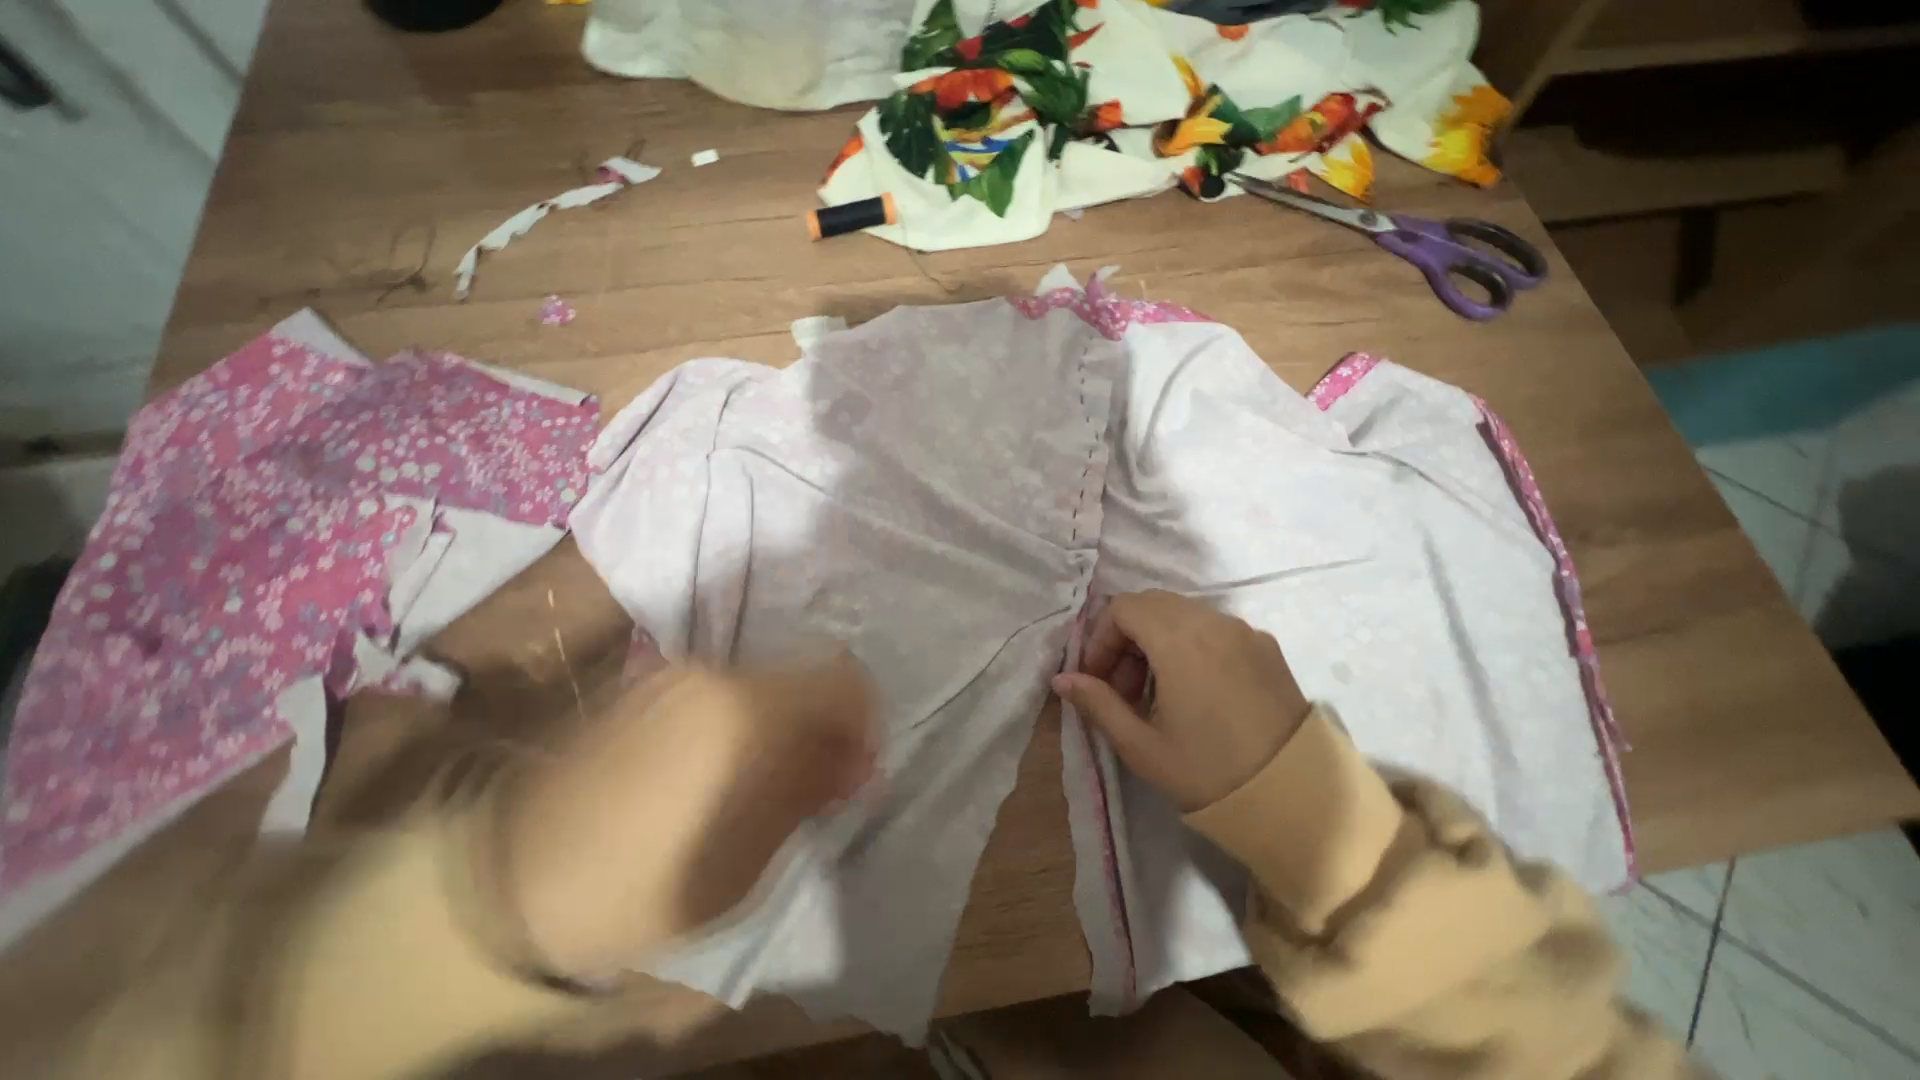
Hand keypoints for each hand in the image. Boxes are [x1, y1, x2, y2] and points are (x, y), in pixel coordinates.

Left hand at [498, 658, 875, 976]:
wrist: (507, 880)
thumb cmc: (639, 886)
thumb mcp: (742, 863)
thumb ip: (807, 795)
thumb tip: (858, 763)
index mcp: (744, 711)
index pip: (845, 683)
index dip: (864, 725)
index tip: (853, 775)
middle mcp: (711, 674)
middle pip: (803, 677)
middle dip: (822, 727)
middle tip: (814, 788)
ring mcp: (671, 675)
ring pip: (761, 682)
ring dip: (780, 724)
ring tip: (763, 785)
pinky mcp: (641, 688)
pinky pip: (718, 691)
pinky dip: (740, 720)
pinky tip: (715, 771)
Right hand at [1053, 591, 1309, 811]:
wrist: (1294, 796)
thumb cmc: (1208, 771)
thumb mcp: (1142, 745)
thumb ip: (1098, 703)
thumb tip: (1062, 680)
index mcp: (1179, 640)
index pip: (1124, 608)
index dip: (1100, 639)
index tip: (1097, 680)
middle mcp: (1213, 622)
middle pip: (1153, 605)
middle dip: (1127, 639)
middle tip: (1122, 689)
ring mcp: (1245, 631)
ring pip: (1185, 615)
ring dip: (1158, 642)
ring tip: (1156, 695)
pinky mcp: (1267, 647)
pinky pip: (1216, 630)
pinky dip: (1191, 646)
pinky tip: (1194, 693)